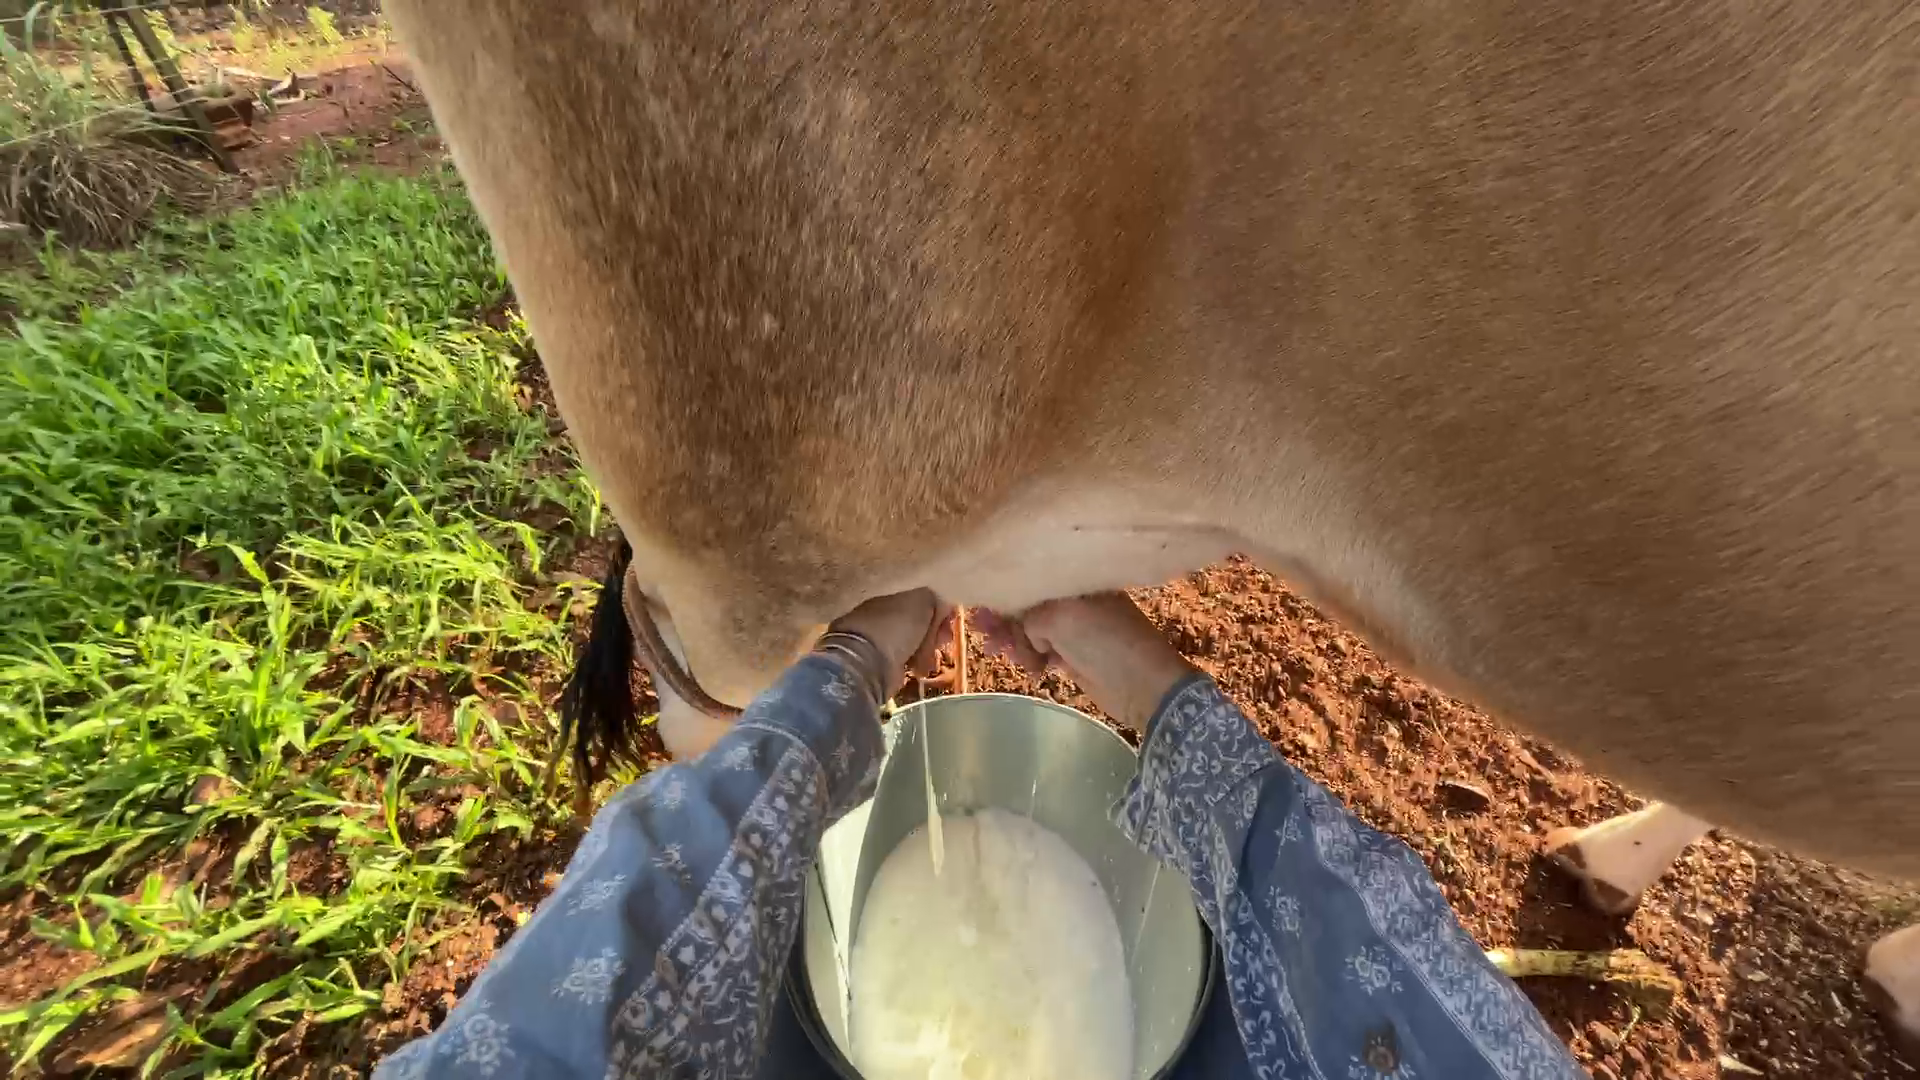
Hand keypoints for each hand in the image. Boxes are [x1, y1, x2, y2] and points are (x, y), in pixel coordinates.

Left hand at [828, 589, 950, 696]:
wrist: (866, 663)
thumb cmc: (895, 628)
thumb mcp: (922, 602)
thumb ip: (934, 600)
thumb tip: (942, 607)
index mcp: (886, 601)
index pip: (916, 604)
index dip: (936, 615)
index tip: (947, 627)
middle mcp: (876, 620)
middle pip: (912, 626)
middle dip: (930, 636)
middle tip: (941, 645)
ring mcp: (873, 645)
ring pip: (907, 646)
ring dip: (922, 654)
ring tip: (928, 663)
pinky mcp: (874, 669)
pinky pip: (900, 665)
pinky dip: (911, 667)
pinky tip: (917, 671)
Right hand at [976, 593, 1194, 732]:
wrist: (1144, 687)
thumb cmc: (1106, 642)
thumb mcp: (1060, 617)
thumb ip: (1030, 615)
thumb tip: (1023, 632)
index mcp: (1077, 581)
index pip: (1033, 578)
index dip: (1005, 589)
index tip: (979, 600)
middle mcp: (1075, 600)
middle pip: (1028, 603)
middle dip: (1003, 616)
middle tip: (979, 629)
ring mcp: (1075, 629)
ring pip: (1031, 630)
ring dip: (1012, 639)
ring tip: (995, 651)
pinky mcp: (1074, 655)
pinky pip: (1041, 651)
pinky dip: (1029, 657)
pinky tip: (1023, 666)